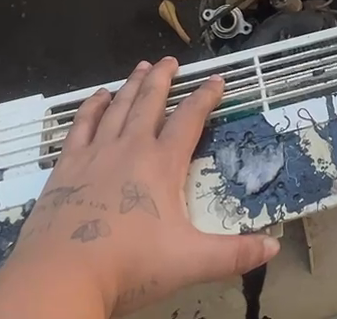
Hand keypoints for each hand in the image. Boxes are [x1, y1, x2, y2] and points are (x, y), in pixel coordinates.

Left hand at [0, 59, 278, 318]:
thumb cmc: (129, 266)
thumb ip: (233, 254)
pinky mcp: (67, 166)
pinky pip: (82, 125)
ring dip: (132, 85)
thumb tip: (273, 246)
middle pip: (150, 101)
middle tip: (170, 60)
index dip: (206, 96)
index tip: (217, 79)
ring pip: (118, 107)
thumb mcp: (189, 262)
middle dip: (163, 78)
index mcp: (162, 164)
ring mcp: (96, 153)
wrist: (63, 276)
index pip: (189, 119)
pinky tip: (98, 97)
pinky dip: (91, 107)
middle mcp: (131, 147)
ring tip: (141, 67)